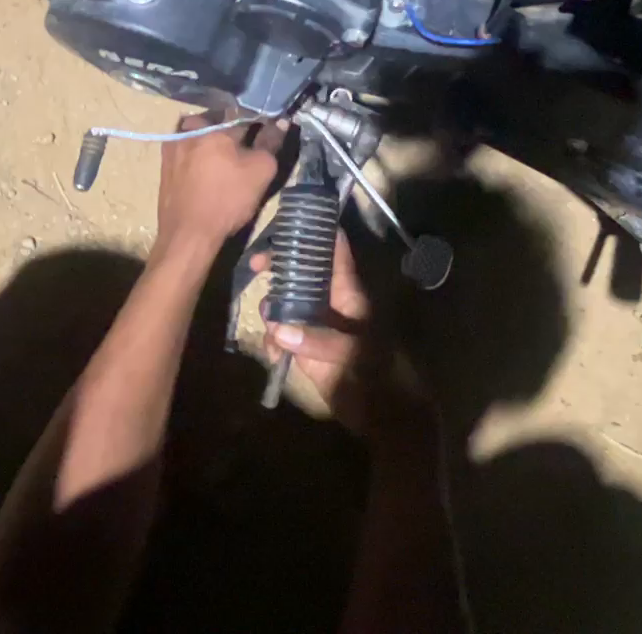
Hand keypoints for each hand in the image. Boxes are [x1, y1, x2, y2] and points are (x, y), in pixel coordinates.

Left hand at [155, 112, 283, 249]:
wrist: (188, 234)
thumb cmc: (227, 200)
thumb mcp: (261, 170)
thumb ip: (271, 141)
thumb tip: (280, 120)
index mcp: (214, 124)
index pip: (244, 113)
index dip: (259, 121)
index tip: (267, 131)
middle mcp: (189, 127)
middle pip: (220, 120)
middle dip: (234, 128)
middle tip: (246, 147)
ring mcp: (172, 144)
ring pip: (201, 133)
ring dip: (215, 139)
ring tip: (227, 160)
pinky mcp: (165, 162)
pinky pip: (188, 148)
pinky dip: (200, 153)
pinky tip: (209, 170)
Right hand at [259, 232, 426, 435]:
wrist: (384, 419)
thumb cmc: (381, 376)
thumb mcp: (354, 353)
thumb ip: (318, 340)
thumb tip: (277, 328)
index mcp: (348, 294)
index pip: (334, 254)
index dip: (316, 234)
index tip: (290, 221)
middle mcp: (330, 304)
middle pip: (302, 274)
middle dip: (280, 267)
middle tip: (256, 265)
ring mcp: (316, 327)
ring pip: (286, 305)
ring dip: (272, 309)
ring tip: (267, 320)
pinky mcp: (305, 351)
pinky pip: (281, 338)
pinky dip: (273, 342)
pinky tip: (274, 354)